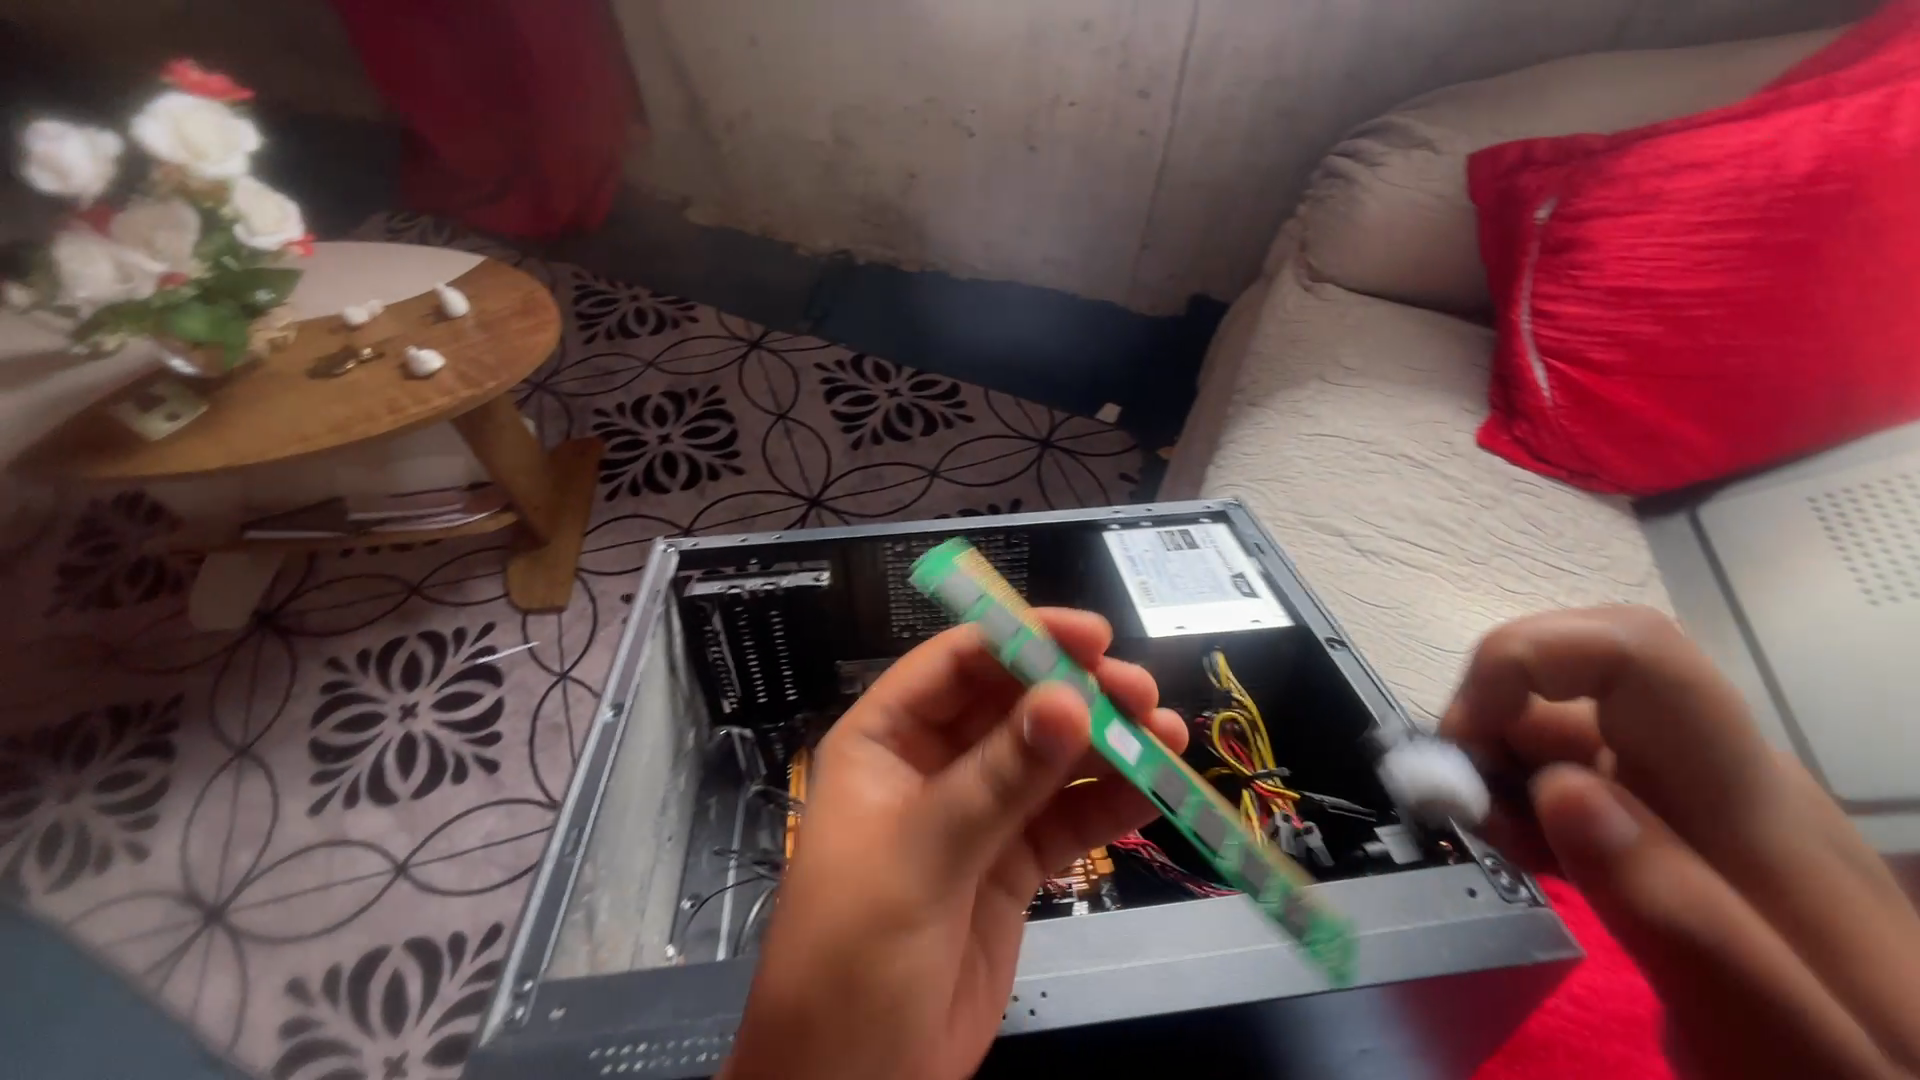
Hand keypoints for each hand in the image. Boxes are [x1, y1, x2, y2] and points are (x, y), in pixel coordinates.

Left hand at [721, 609, 1187, 1079]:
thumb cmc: (852, 959)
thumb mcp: (920, 860)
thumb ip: (997, 781)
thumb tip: (1068, 703)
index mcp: (884, 741)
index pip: (956, 664)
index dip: (1022, 639)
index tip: (1092, 637)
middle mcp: (932, 765)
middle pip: (1011, 704)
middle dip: (1076, 692)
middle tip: (1141, 694)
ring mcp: (977, 814)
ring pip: (1048, 760)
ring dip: (1107, 745)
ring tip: (1167, 737)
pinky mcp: (1012, 865)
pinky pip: (1066, 820)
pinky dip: (1109, 804)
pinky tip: (1156, 791)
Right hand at [1439, 606, 1919, 1078]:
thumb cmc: (1853, 1079)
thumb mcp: (1784, 1042)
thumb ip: (1681, 919)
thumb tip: (1559, 787)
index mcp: (1749, 805)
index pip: (1632, 653)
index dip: (1522, 660)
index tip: (1459, 749)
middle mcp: (1724, 777)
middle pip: (1576, 687)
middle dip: (1489, 730)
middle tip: (1458, 816)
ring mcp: (1702, 803)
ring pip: (1565, 732)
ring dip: (1499, 772)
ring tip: (1488, 845)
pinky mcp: (1680, 832)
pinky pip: (1577, 777)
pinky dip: (1523, 800)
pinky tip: (1520, 852)